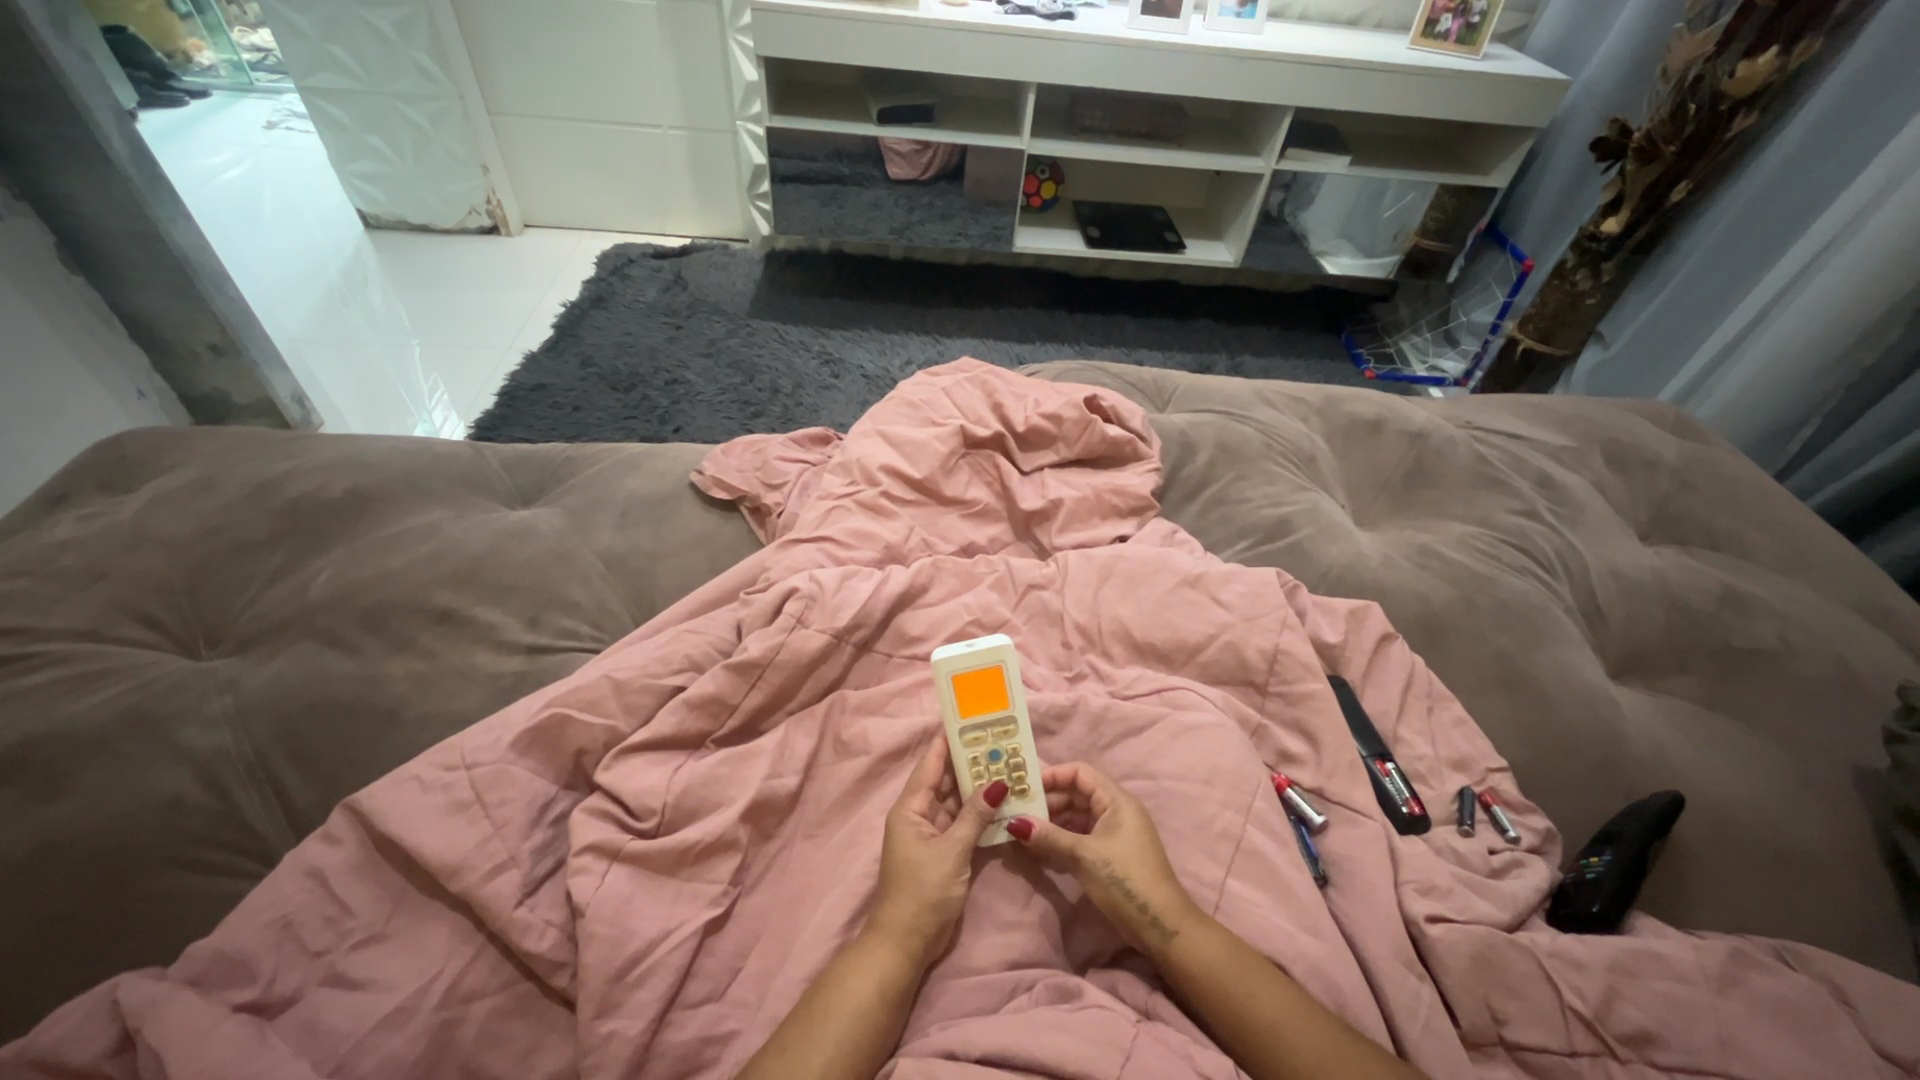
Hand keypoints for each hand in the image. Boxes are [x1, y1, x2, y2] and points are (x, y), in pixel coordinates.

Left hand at [867, 734, 1007, 966]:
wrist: (907, 943)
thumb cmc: (923, 893)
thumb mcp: (951, 851)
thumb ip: (974, 816)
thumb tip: (997, 782)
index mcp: (910, 808)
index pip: (930, 764)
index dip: (947, 741)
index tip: (966, 717)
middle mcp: (919, 815)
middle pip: (945, 780)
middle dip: (970, 761)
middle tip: (999, 739)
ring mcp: (931, 834)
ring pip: (956, 801)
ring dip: (978, 787)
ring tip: (1007, 763)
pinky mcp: (944, 852)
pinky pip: (963, 822)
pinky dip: (980, 813)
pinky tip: (1003, 802)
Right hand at [1007, 762, 1200, 953]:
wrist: (1160, 925)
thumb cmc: (1125, 880)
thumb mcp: (1084, 856)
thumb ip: (1049, 836)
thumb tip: (1014, 822)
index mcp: (1117, 801)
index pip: (1080, 773)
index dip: (1053, 775)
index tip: (1024, 787)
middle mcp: (1115, 811)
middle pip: (1076, 793)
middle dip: (1047, 801)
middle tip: (1016, 811)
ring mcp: (1113, 833)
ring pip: (1076, 816)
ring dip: (1051, 822)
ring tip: (1021, 830)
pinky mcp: (1109, 854)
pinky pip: (1079, 836)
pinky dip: (1060, 839)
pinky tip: (1038, 849)